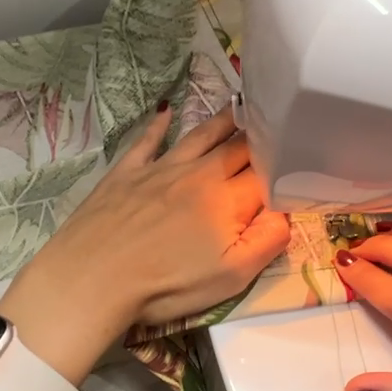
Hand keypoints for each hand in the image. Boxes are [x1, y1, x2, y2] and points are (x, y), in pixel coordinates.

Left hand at [0, 106, 289, 379]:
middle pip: (236, 147)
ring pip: (199, 136)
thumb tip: (285, 210)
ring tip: (238, 106)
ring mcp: (159, 168)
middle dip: (259, 134)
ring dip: (222, 120)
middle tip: (275, 121)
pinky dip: (159, 124)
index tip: (298, 159)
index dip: (284, 166)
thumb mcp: (232, 276)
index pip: (265, 173)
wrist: (93, 278)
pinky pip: (147, 140)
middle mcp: (198, 173)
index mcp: (227, 199)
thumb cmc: (167, 285)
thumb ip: (267, 240)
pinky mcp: (126, 172)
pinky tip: (165, 110)